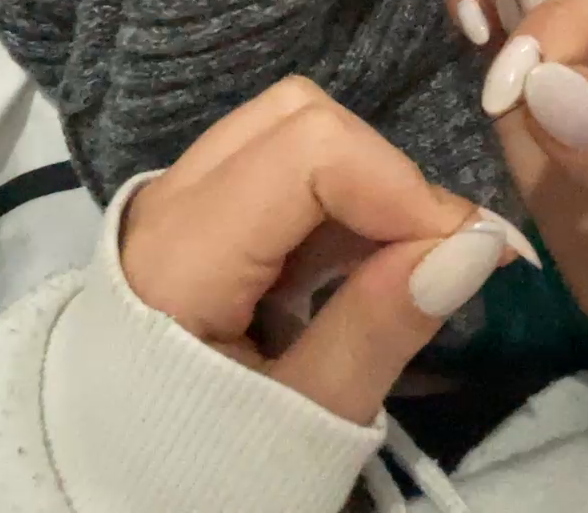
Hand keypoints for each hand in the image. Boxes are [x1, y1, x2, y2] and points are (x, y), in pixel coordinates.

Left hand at [120, 77, 533, 423]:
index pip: (308, 148)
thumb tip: (474, 245)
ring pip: (285, 124)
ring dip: (357, 178)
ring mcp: (174, 191)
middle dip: (379, 169)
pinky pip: (272, 158)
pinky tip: (346, 260)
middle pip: (294, 114)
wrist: (113, 472)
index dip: (399, 183)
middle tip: (426, 252)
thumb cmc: (202, 463)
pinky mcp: (190, 202)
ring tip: (387, 263)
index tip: (467, 249)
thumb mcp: (304, 419)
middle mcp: (169, 197)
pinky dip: (330, 192)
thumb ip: (379, 325)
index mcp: (181, 252)